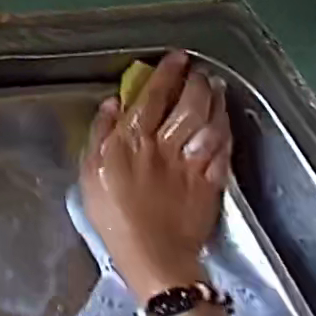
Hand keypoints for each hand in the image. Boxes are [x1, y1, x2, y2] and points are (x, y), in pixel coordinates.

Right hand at [78, 51, 232, 298]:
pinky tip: (225, 122)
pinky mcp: (210, 186)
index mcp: (133, 139)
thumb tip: (112, 101)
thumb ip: (101, 132)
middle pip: (185, 106)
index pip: (151, 97)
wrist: (152, 258)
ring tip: (216, 86)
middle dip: (194, 83)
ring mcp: (190, 166)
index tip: (175, 58)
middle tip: (199, 68)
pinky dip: (225, 133)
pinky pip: (221, 153)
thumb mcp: (90, 170)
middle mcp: (164, 146)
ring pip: (207, 125)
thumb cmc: (112, 213)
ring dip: (214, 102)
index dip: (165, 74)